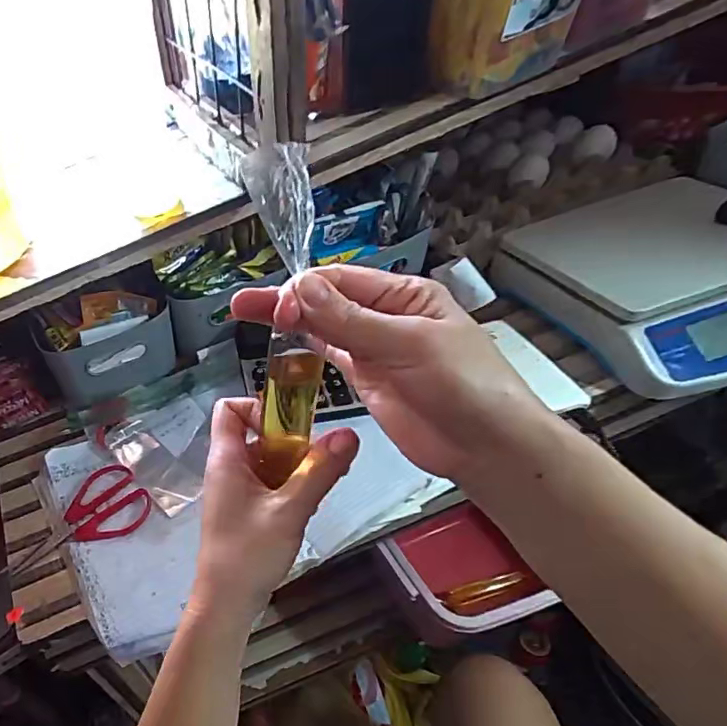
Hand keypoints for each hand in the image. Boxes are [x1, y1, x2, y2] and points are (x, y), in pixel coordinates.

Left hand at [190, 397, 358, 618]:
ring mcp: (235, 491)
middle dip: (291, 440)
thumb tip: (350, 433)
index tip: (292, 426)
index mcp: (226, 459)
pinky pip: (269, 483)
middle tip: (322, 459)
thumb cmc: (249, 553)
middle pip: (257, 433)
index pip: (229, 408)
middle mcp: (227, 469)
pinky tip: (311, 502)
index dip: (259, 406)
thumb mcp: (290, 510)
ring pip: (267, 460)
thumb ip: (320, 471)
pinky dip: (290, 485)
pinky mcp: (245, 510)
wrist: (226, 603)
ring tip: (324, 481)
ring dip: (296, 466)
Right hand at [230, 267, 545, 481]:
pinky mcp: (367, 380)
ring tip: (248, 318)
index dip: (304, 291)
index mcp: (403, 295)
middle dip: (285, 301)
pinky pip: (330, 357)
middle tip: (242, 305)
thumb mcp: (407, 344)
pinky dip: (305, 350)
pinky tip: (281, 343)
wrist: (485, 445)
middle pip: (327, 301)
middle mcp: (385, 316)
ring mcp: (374, 349)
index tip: (277, 309)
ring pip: (324, 328)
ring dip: (290, 323)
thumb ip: (351, 320)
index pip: (342, 280)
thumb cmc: (462, 385)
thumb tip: (300, 288)